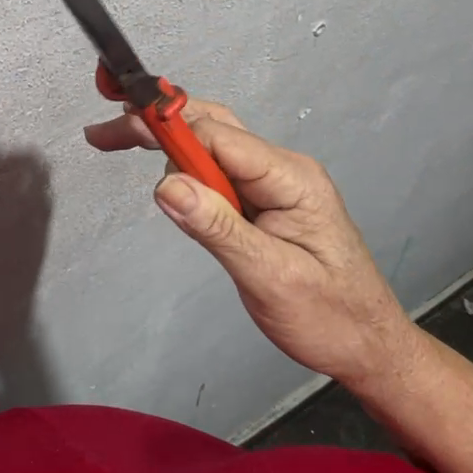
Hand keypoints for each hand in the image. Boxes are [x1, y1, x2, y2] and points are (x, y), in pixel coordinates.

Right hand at [86, 101, 417, 387]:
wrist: (370, 348)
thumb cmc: (332, 319)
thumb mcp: (271, 278)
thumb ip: (218, 228)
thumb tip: (165, 185)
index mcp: (290, 178)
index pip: (217, 137)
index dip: (166, 131)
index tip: (117, 131)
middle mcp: (279, 168)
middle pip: (207, 125)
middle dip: (153, 123)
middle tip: (102, 133)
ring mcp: (269, 181)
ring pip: (206, 140)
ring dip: (160, 138)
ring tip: (111, 139)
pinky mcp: (258, 197)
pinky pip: (212, 166)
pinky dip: (177, 161)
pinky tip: (155, 166)